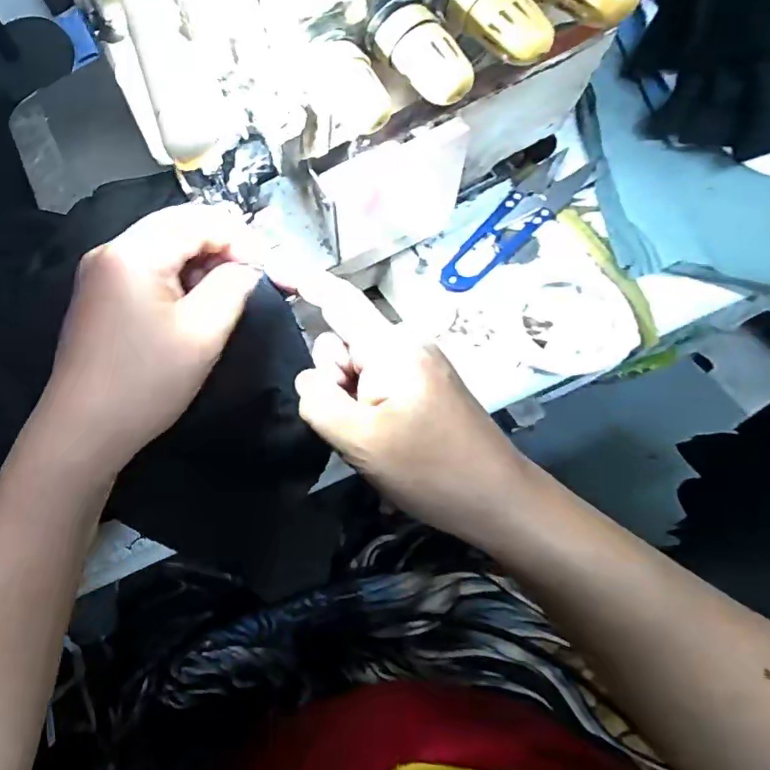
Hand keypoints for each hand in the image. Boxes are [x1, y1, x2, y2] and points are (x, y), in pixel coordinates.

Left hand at [37, 203, 264, 467]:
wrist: (82, 429)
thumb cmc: (146, 383)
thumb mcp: (203, 333)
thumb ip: (234, 286)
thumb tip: (248, 266)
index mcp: (133, 252)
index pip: (199, 220)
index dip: (241, 238)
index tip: (269, 270)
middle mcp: (110, 249)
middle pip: (177, 225)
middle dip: (221, 245)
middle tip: (253, 277)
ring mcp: (99, 269)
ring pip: (162, 243)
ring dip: (199, 259)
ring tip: (225, 292)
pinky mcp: (97, 291)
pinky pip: (144, 265)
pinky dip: (175, 273)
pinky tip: (191, 300)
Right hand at [279, 266, 533, 542]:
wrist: (500, 502)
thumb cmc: (430, 469)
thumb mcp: (358, 440)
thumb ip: (318, 400)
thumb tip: (310, 379)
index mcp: (391, 347)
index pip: (338, 299)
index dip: (301, 280)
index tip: (269, 267)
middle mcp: (406, 344)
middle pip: (339, 344)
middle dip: (333, 381)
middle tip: (356, 426)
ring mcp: (418, 363)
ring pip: (354, 368)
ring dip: (350, 400)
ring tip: (376, 438)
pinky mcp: (425, 383)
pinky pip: (375, 381)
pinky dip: (366, 405)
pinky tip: (386, 438)